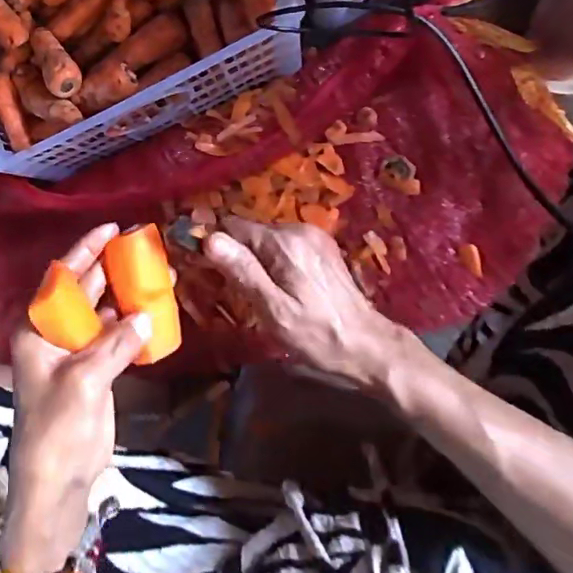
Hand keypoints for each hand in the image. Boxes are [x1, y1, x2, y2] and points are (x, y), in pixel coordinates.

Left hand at [3, 223, 152, 572]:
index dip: (84, 250)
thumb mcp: (84, 380)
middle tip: (136, 243)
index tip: (109, 228)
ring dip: (123, 294)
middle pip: (82, 289)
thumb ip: (115, 344)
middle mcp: (53, 331)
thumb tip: (147, 315)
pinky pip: (112, 336)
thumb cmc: (56, 425)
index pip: (61, 278)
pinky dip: (130, 324)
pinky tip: (151, 309)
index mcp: (36, 327)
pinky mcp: (92, 369)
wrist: (58, 479)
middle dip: (107, 266)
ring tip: (152, 270)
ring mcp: (73, 350)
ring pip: (100, 312)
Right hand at [204, 217, 429, 397]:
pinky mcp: (320, 247)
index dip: (213, 243)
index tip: (203, 266)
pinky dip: (272, 260)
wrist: (370, 347)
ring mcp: (312, 237)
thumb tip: (209, 238)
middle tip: (230, 288)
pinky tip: (278, 286)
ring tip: (255, 292)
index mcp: (283, 242)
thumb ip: (242, 271)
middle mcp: (297, 230)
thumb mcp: (274, 310)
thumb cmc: (317, 335)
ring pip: (264, 239)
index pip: (231, 225)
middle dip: (234, 253)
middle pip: (248, 231)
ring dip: (253, 258)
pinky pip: (282, 245)